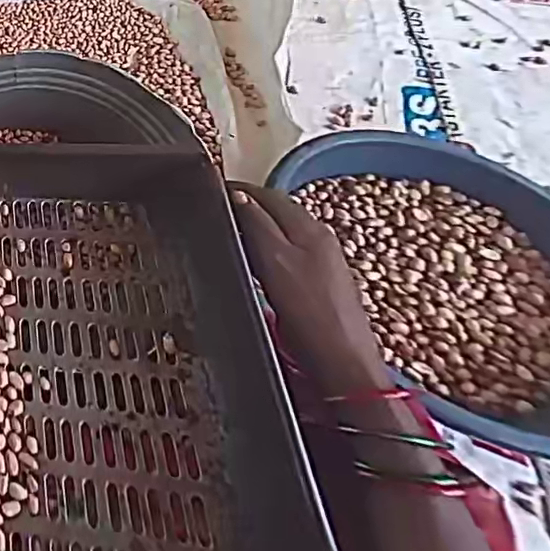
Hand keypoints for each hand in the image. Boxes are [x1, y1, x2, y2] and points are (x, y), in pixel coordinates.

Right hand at [228, 183, 389, 395]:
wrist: (341, 361)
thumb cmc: (305, 310)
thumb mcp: (273, 261)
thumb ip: (256, 224)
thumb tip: (237, 195)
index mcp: (309, 228)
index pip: (267, 194)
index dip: (237, 190)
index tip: (208, 192)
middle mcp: (320, 237)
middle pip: (277, 208)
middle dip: (247, 202)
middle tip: (214, 209)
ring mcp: (323, 258)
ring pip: (283, 227)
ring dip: (256, 222)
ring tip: (227, 229)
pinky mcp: (321, 278)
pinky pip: (288, 247)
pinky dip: (266, 242)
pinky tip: (252, 257)